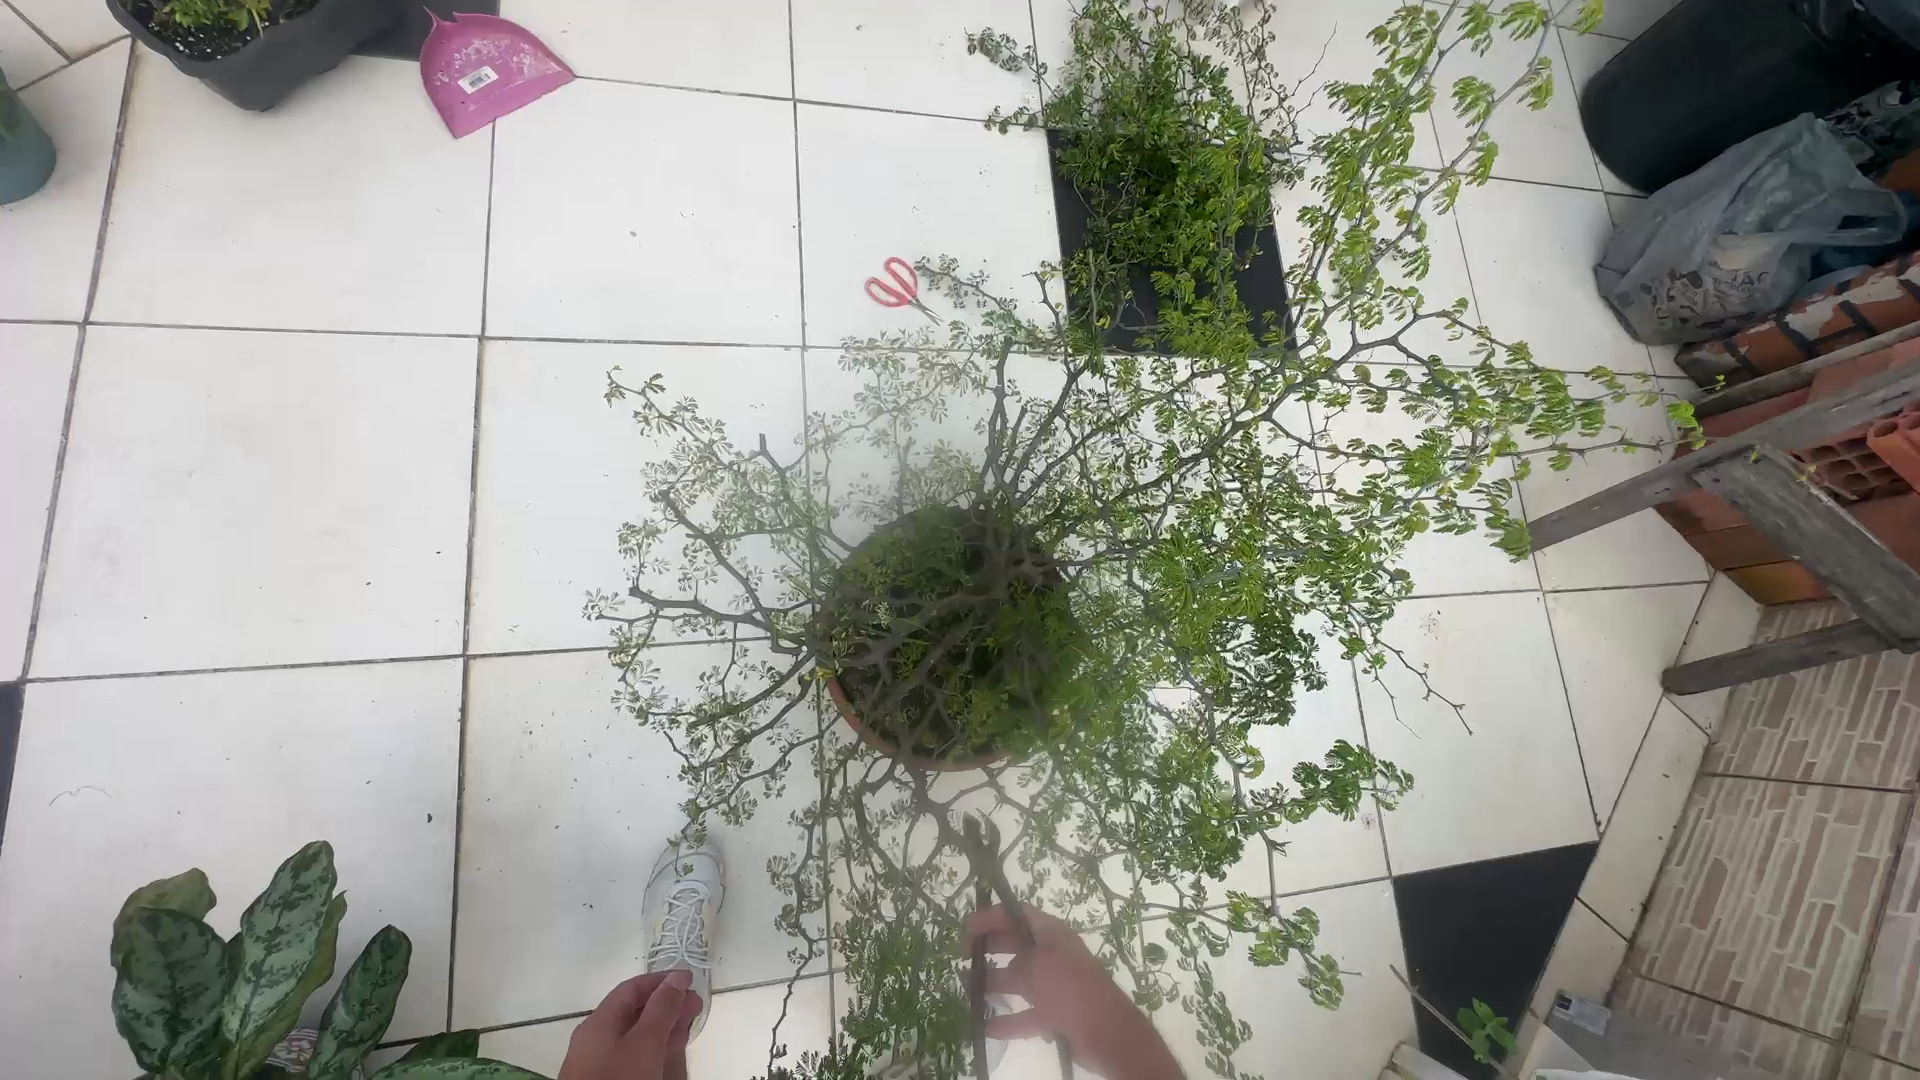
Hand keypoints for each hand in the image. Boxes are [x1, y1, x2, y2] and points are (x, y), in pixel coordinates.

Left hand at [560, 969, 703, 1079]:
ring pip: (635, 1033)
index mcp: (598, 1021)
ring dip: (664, 1025)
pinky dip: (653, 1046)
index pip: (633, 987)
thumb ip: (663, 1006)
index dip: (663, 980)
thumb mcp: (646, 1041)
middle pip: (634, 1010)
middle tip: (696, 1006)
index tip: (691, 981)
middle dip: (667, 1003)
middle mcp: (594, 1038)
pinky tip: (670, 1050)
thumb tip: (677, 977)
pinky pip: (631, 1054)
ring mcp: (596, 1063)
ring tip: (688, 1027)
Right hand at [961, 905, 1182, 1079]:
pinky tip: (985, 1026)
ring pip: (1018, 980)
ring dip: (993, 983)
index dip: (991, 916)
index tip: (967, 926)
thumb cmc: (1069, 987)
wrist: (1107, 1031)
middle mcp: (1052, 954)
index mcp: (1050, 933)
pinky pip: (1027, 1013)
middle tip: (963, 956)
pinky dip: (1009, 1020)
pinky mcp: (1057, 1013)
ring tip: (966, 990)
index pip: (1017, 914)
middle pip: (1016, 945)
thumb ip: (1015, 965)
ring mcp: (1055, 984)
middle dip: (990, 948)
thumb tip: (1007, 971)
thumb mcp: (1034, 968)